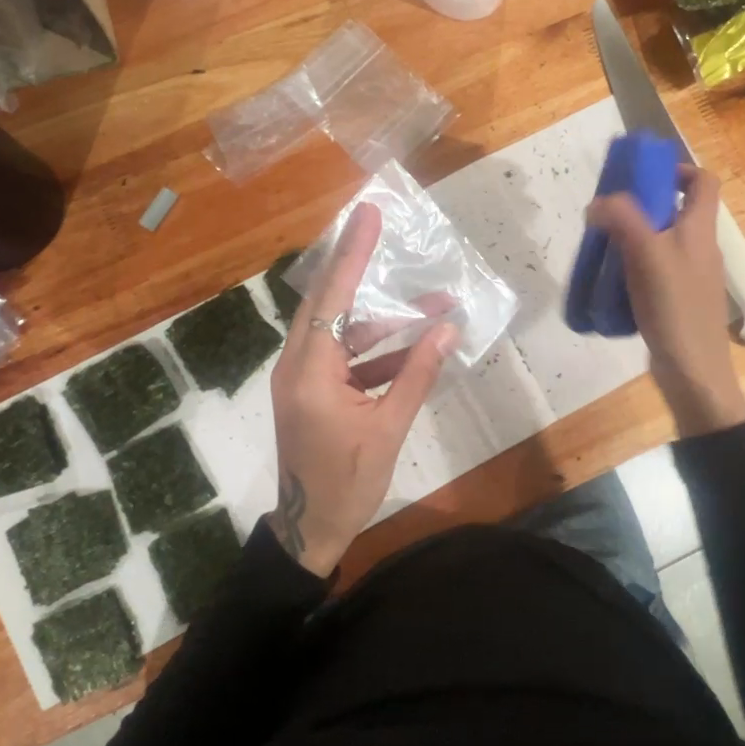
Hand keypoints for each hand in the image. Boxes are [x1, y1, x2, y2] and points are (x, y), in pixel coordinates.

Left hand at [269, 204, 458, 575]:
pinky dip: (376, 350)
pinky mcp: (312, 393)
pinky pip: (344, 358)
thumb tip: (447, 330)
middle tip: (388, 234)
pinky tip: (416, 347)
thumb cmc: (347, 483)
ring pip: (342, 332)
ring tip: (435, 305)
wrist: (311, 529)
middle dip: (364, 271)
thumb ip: (416, 376)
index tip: (369, 215)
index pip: (332, 299)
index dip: (353, 254)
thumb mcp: (388, 429)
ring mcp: (302, 380)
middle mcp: (297, 367)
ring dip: (384, 320)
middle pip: (330, 304)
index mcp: (309, 373)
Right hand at [586, 164, 744, 437]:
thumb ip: (623, 220)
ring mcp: (691, 277)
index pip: (703, 183)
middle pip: (677, 212)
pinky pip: (655, 272)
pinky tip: (612, 283)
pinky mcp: (678, 302)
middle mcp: (700, 249)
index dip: (677, 171)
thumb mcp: (647, 255)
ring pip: (662, 243)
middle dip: (641, 207)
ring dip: (633, 239)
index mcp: (701, 230)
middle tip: (609, 216)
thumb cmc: (675, 307)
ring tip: (603, 248)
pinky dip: (633, 269)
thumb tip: (598, 203)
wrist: (693, 370)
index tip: (642, 178)